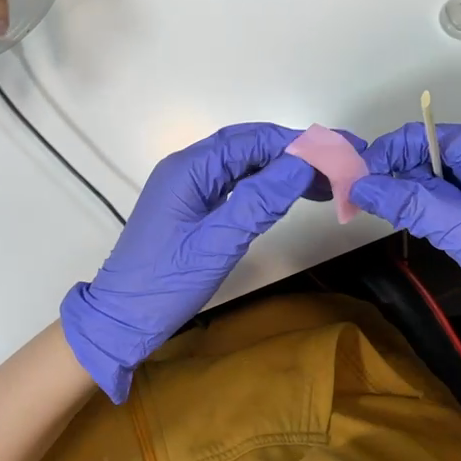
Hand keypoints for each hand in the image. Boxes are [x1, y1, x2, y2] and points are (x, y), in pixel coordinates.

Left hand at [61, 124, 346, 401]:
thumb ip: (260, 202)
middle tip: (340, 163)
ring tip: (325, 182)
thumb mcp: (218, 244)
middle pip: (247, 147)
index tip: (338, 150)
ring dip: (281, 169)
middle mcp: (186, 169)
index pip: (249, 141)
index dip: (295, 142)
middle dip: (293, 152)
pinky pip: (232, 184)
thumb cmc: (165, 284)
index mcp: (188, 169)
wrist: (121, 319)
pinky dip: (263, 186)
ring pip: (241, 165)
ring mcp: (187, 188)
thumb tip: (302, 164)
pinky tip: (289, 195)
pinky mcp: (190, 207)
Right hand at [349, 123, 460, 404]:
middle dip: (392, 173)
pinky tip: (397, 220)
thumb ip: (412, 205)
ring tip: (368, 208)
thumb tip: (359, 185)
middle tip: (356, 196)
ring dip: (401, 194)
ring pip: (429, 182)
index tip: (357, 175)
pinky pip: (438, 204)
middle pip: (427, 157)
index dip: (392, 151)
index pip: (432, 137)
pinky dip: (416, 211)